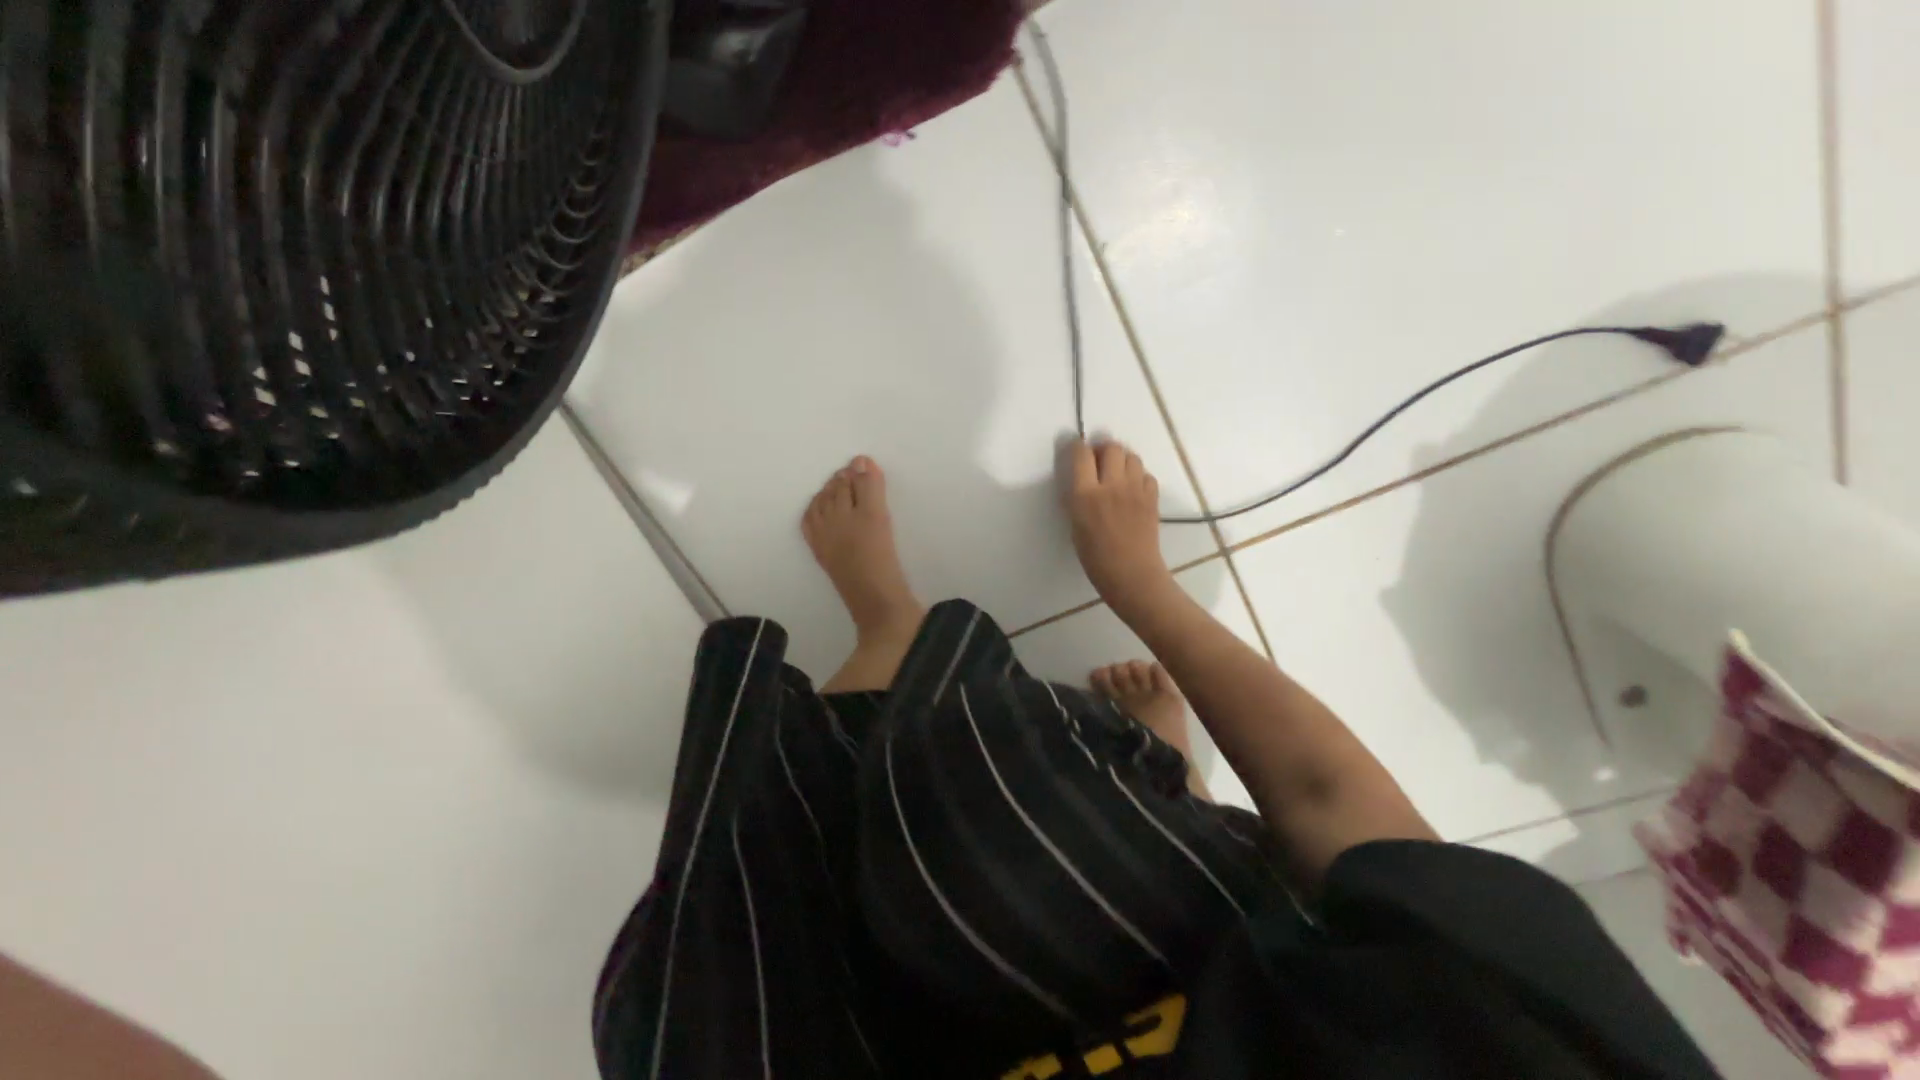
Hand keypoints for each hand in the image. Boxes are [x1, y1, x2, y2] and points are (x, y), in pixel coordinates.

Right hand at [1066, 438, 1173, 605]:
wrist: (1131, 574)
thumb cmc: (1095, 558)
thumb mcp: (1075, 525)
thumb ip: (1077, 497)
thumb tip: (1081, 478)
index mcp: (1085, 494)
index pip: (1081, 453)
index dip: (1077, 447)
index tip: (1076, 453)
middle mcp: (1111, 485)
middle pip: (1111, 447)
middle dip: (1103, 450)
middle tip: (1098, 463)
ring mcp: (1135, 490)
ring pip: (1131, 456)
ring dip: (1122, 460)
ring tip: (1117, 475)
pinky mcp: (1152, 498)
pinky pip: (1146, 474)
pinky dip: (1139, 477)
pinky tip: (1132, 491)